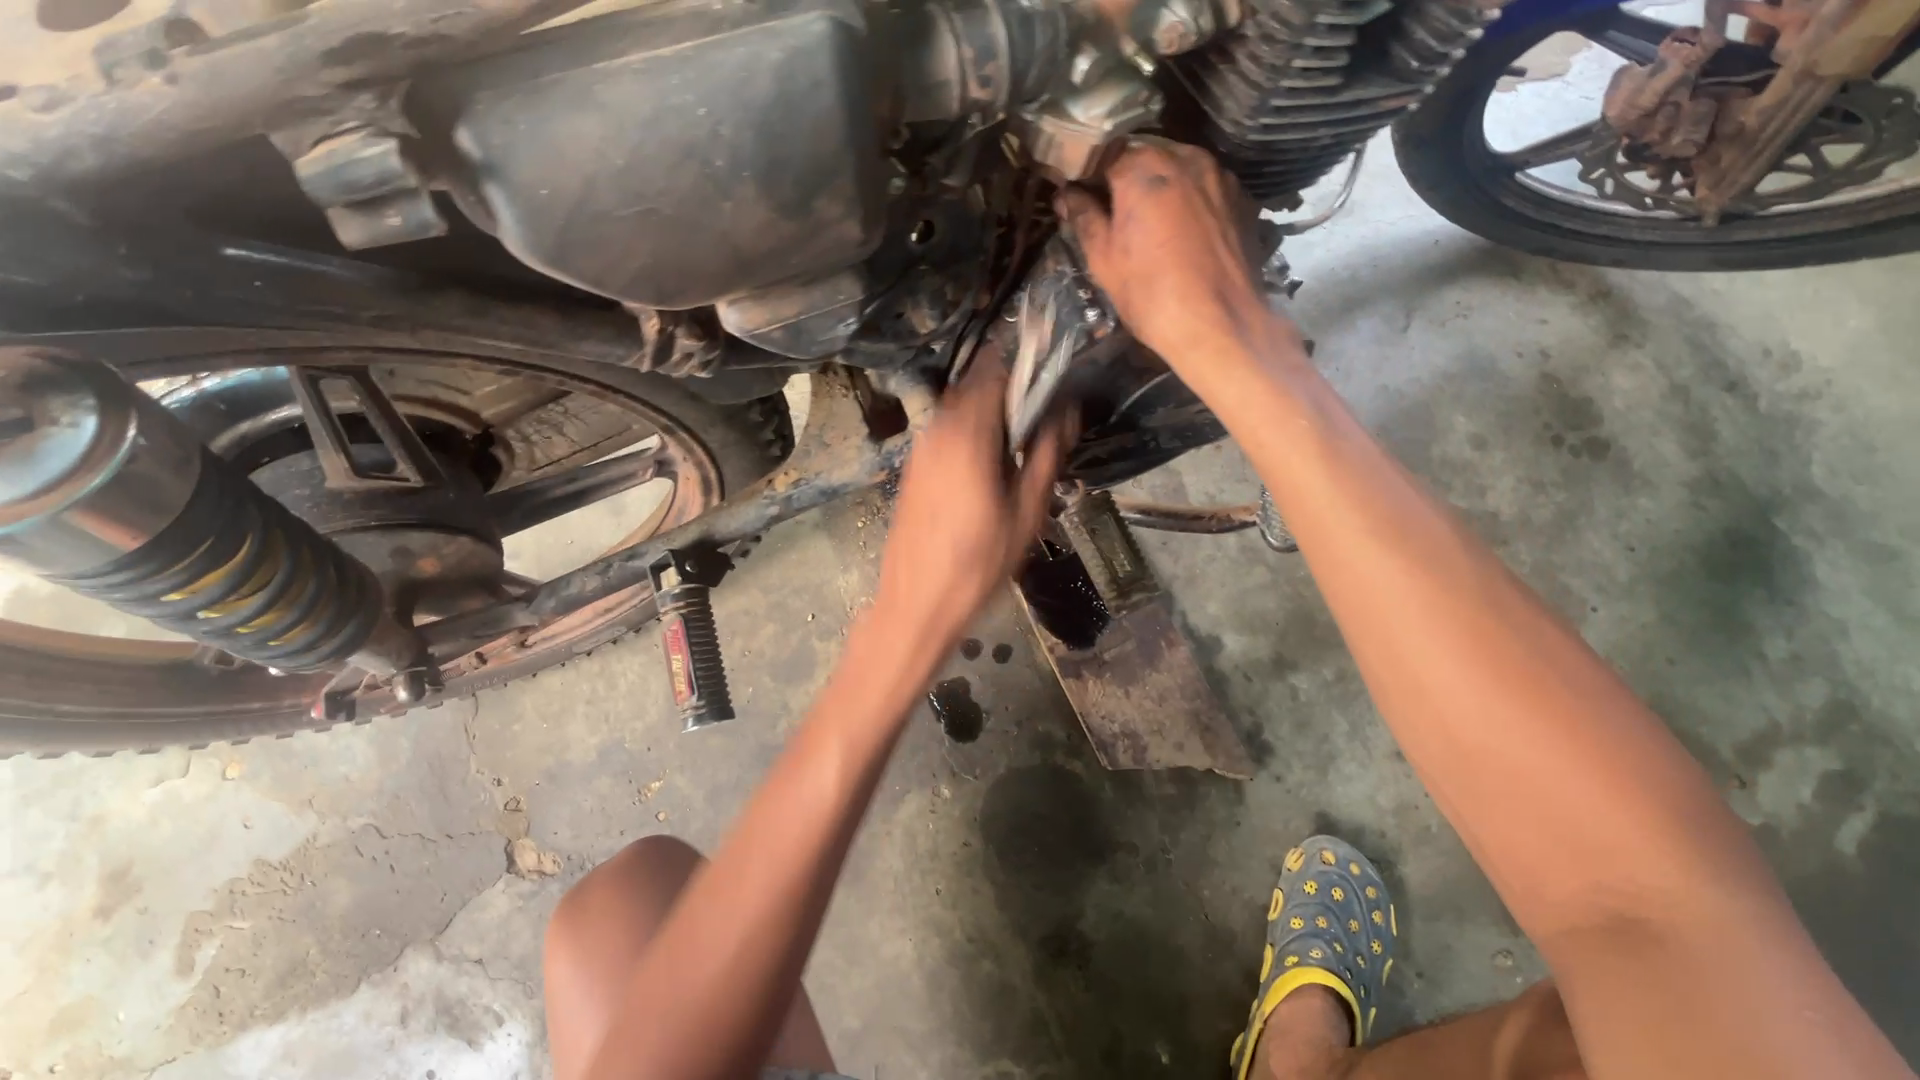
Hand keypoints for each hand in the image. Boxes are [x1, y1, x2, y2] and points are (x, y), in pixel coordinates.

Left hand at [874, 359, 1069, 646]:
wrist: (915, 604)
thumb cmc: (977, 564)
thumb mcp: (1026, 513)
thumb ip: (1047, 455)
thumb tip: (1067, 413)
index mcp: (967, 433)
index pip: (996, 371)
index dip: (1026, 368)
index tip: (1053, 378)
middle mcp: (937, 430)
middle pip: (976, 387)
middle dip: (1009, 392)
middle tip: (1041, 417)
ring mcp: (919, 449)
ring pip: (959, 411)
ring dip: (989, 415)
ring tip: (1019, 445)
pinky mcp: (912, 468)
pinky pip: (945, 434)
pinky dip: (969, 435)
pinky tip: (987, 468)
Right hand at [1056, 138, 1299, 368]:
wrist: (1220, 325)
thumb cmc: (1150, 294)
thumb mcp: (1104, 259)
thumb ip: (1084, 218)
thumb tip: (1067, 195)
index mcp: (1143, 167)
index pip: (1104, 155)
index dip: (1089, 176)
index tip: (1080, 198)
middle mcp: (1185, 157)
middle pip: (1146, 157)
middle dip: (1127, 179)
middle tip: (1115, 213)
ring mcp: (1220, 175)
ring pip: (1179, 169)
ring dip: (1161, 187)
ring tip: (1151, 223)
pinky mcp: (1242, 198)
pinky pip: (1206, 188)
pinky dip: (1191, 201)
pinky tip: (1184, 232)